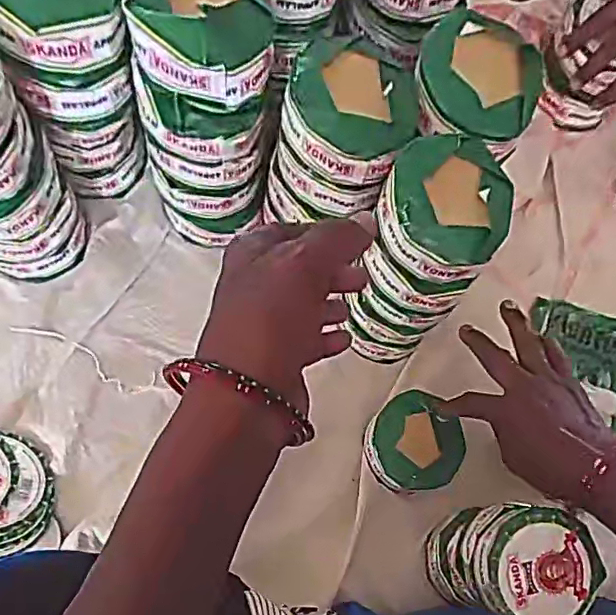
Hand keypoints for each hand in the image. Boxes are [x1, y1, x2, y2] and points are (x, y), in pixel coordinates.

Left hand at [197, 218, 372, 412]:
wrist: (249, 393)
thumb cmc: (270, 319)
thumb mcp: (303, 265)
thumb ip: (335, 239)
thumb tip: (366, 220)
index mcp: (251, 256)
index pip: (290, 232)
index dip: (323, 233)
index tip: (354, 237)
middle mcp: (253, 289)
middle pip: (298, 270)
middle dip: (331, 269)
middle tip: (361, 272)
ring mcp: (264, 327)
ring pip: (302, 306)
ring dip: (329, 302)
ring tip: (355, 301)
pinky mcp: (278, 361)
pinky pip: (307, 342)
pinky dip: (327, 336)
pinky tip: (345, 338)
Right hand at [440, 301, 615, 501]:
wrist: (593, 466)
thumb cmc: (549, 469)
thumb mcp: (513, 455)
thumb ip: (504, 431)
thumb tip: (505, 422)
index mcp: (505, 409)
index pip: (471, 403)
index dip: (453, 406)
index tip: (442, 406)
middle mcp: (525, 387)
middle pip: (496, 358)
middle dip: (478, 343)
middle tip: (467, 330)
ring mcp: (549, 380)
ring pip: (529, 344)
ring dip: (517, 325)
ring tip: (509, 309)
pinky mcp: (570, 382)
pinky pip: (555, 355)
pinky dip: (547, 344)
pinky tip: (543, 337)